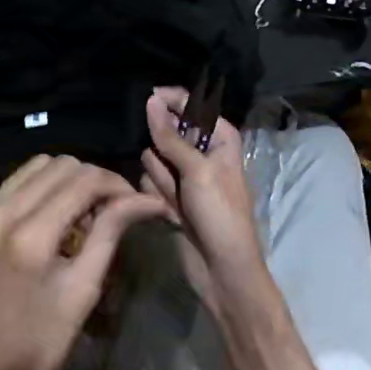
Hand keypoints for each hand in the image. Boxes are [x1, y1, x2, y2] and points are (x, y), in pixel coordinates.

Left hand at [0, 155, 166, 369]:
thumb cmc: (34, 350)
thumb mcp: (81, 292)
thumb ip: (111, 233)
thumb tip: (147, 199)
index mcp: (29, 236)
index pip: (84, 180)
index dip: (117, 184)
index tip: (136, 203)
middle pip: (60, 165)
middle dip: (93, 180)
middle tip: (110, 210)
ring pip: (36, 166)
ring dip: (66, 180)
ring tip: (81, 214)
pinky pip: (13, 184)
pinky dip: (40, 190)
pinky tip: (51, 219)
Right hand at [139, 87, 274, 319]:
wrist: (222, 271)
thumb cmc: (219, 212)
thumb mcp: (196, 170)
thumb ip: (170, 136)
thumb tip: (152, 100)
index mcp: (220, 137)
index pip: (192, 104)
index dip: (171, 99)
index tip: (148, 99)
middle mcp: (203, 151)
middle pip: (167, 132)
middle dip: (163, 151)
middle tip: (175, 175)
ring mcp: (187, 176)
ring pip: (155, 159)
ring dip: (161, 179)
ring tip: (177, 201)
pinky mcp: (173, 197)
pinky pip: (152, 183)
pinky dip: (158, 196)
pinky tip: (172, 215)